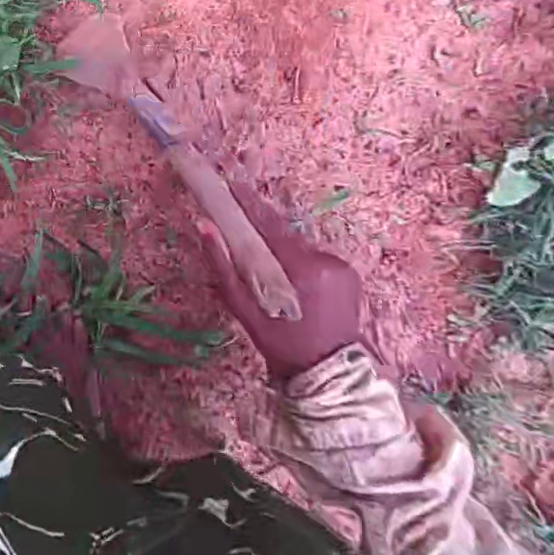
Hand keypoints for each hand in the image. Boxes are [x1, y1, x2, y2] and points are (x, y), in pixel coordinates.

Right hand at [197, 177, 363, 381]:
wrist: (325, 371)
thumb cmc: (277, 341)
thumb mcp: (242, 306)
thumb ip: (222, 264)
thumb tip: (203, 226)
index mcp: (299, 268)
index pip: (268, 225)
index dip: (248, 204)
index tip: (231, 184)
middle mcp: (325, 260)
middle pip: (284, 233)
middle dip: (262, 227)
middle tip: (239, 215)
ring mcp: (341, 266)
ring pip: (299, 246)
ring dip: (280, 248)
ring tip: (264, 261)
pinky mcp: (349, 273)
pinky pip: (315, 257)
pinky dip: (298, 261)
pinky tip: (289, 277)